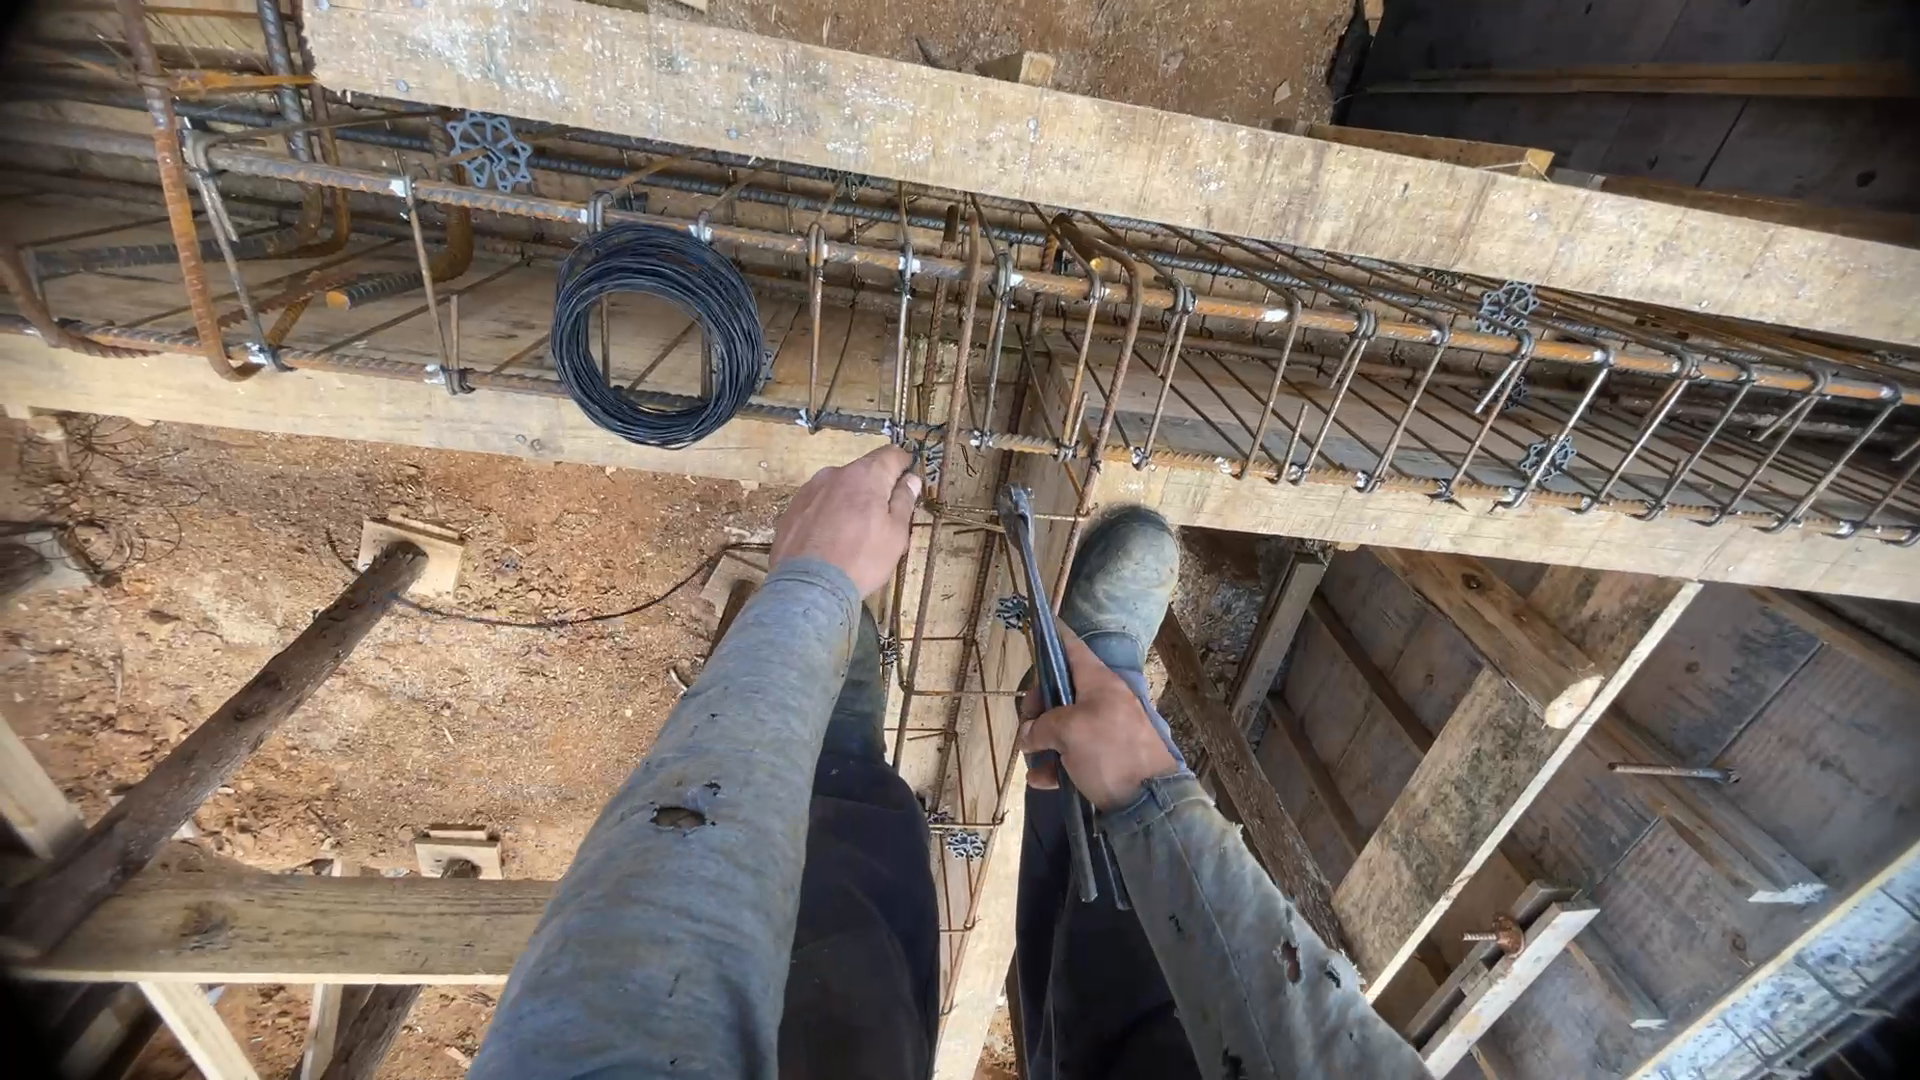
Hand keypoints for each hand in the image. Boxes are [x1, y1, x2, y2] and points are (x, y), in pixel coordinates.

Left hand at [771, 444, 922, 595]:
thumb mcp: (896, 535)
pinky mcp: (791, 509)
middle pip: (863, 472)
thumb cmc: (861, 560)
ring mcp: (809, 490)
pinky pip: (818, 504)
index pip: (890, 454)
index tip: (908, 481)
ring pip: (839, 488)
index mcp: (865, 475)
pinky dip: (828, 515)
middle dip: (876, 488)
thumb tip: (910, 480)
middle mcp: (835, 474)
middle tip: (883, 519)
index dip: (903, 465)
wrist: (808, 589)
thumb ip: (903, 502)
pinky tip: (830, 540)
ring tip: (853, 534)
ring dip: (850, 501)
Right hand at [1018, 623, 1179, 810]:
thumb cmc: (1111, 752)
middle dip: (1037, 708)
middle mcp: (1102, 699)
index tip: (1036, 621)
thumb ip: (1042, 726)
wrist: (1150, 803)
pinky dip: (1055, 763)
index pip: (1071, 646)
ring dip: (1042, 740)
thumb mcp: (1068, 731)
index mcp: (1098, 681)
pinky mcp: (1106, 757)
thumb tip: (1029, 736)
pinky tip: (1042, 780)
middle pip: (1059, 689)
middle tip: (1027, 730)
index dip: (1052, 634)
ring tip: (1033, 761)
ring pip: (1062, 723)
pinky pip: (1072, 752)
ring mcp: (1105, 728)